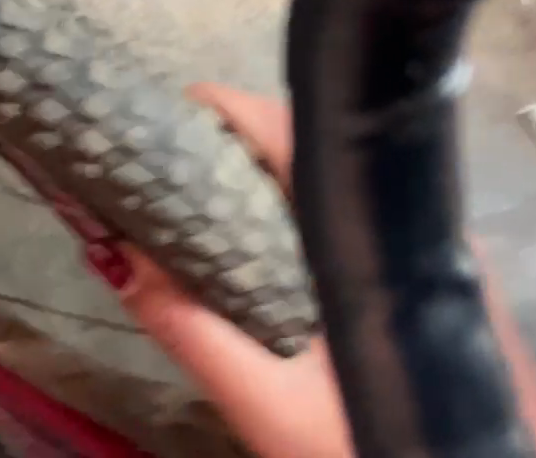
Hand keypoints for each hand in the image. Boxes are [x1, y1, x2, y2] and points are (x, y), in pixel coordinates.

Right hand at [118, 84, 535, 457]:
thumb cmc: (380, 451)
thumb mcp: (269, 404)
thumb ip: (187, 327)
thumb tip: (107, 247)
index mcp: (374, 237)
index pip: (288, 128)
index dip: (218, 110)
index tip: (155, 119)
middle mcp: (411, 223)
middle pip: (299, 142)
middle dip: (221, 140)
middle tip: (155, 164)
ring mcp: (428, 247)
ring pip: (320, 176)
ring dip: (248, 172)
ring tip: (184, 195)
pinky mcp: (428, 276)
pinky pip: (338, 210)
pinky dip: (281, 204)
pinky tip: (248, 243)